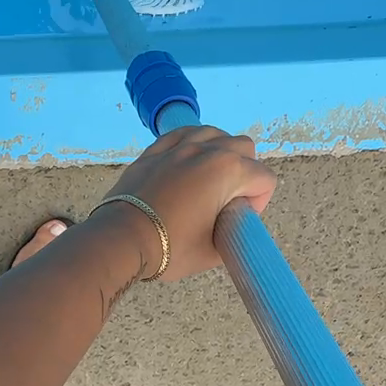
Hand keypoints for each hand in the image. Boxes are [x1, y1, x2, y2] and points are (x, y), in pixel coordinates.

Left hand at [97, 126, 274, 281]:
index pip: (264, 179)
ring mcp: (177, 147)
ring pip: (213, 134)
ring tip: (208, 179)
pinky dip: (190, 144)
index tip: (238, 220)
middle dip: (245, 172)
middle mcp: (206, 150)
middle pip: (244, 148)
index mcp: (228, 171)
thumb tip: (230, 223)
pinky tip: (185, 161)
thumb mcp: (212, 252)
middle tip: (228, 200)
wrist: (121, 241)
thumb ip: (233, 233)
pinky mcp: (153, 151)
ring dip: (219, 152)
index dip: (258, 203)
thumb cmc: (170, 249)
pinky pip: (181, 135)